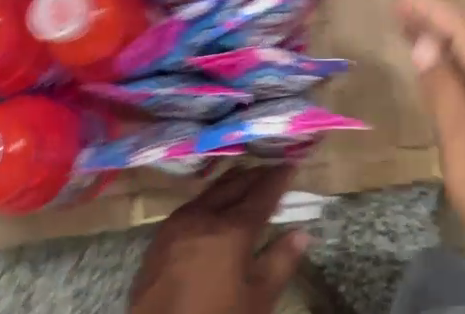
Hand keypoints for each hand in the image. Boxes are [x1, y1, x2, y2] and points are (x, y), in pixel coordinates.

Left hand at [128, 165, 309, 313]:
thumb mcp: (257, 300)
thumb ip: (281, 262)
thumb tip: (301, 233)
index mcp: (232, 230)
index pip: (261, 194)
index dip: (278, 178)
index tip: (291, 164)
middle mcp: (204, 215)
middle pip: (235, 184)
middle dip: (256, 175)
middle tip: (273, 168)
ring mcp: (179, 221)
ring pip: (211, 190)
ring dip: (233, 182)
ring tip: (248, 179)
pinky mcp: (162, 233)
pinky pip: (193, 203)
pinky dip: (211, 196)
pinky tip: (216, 203)